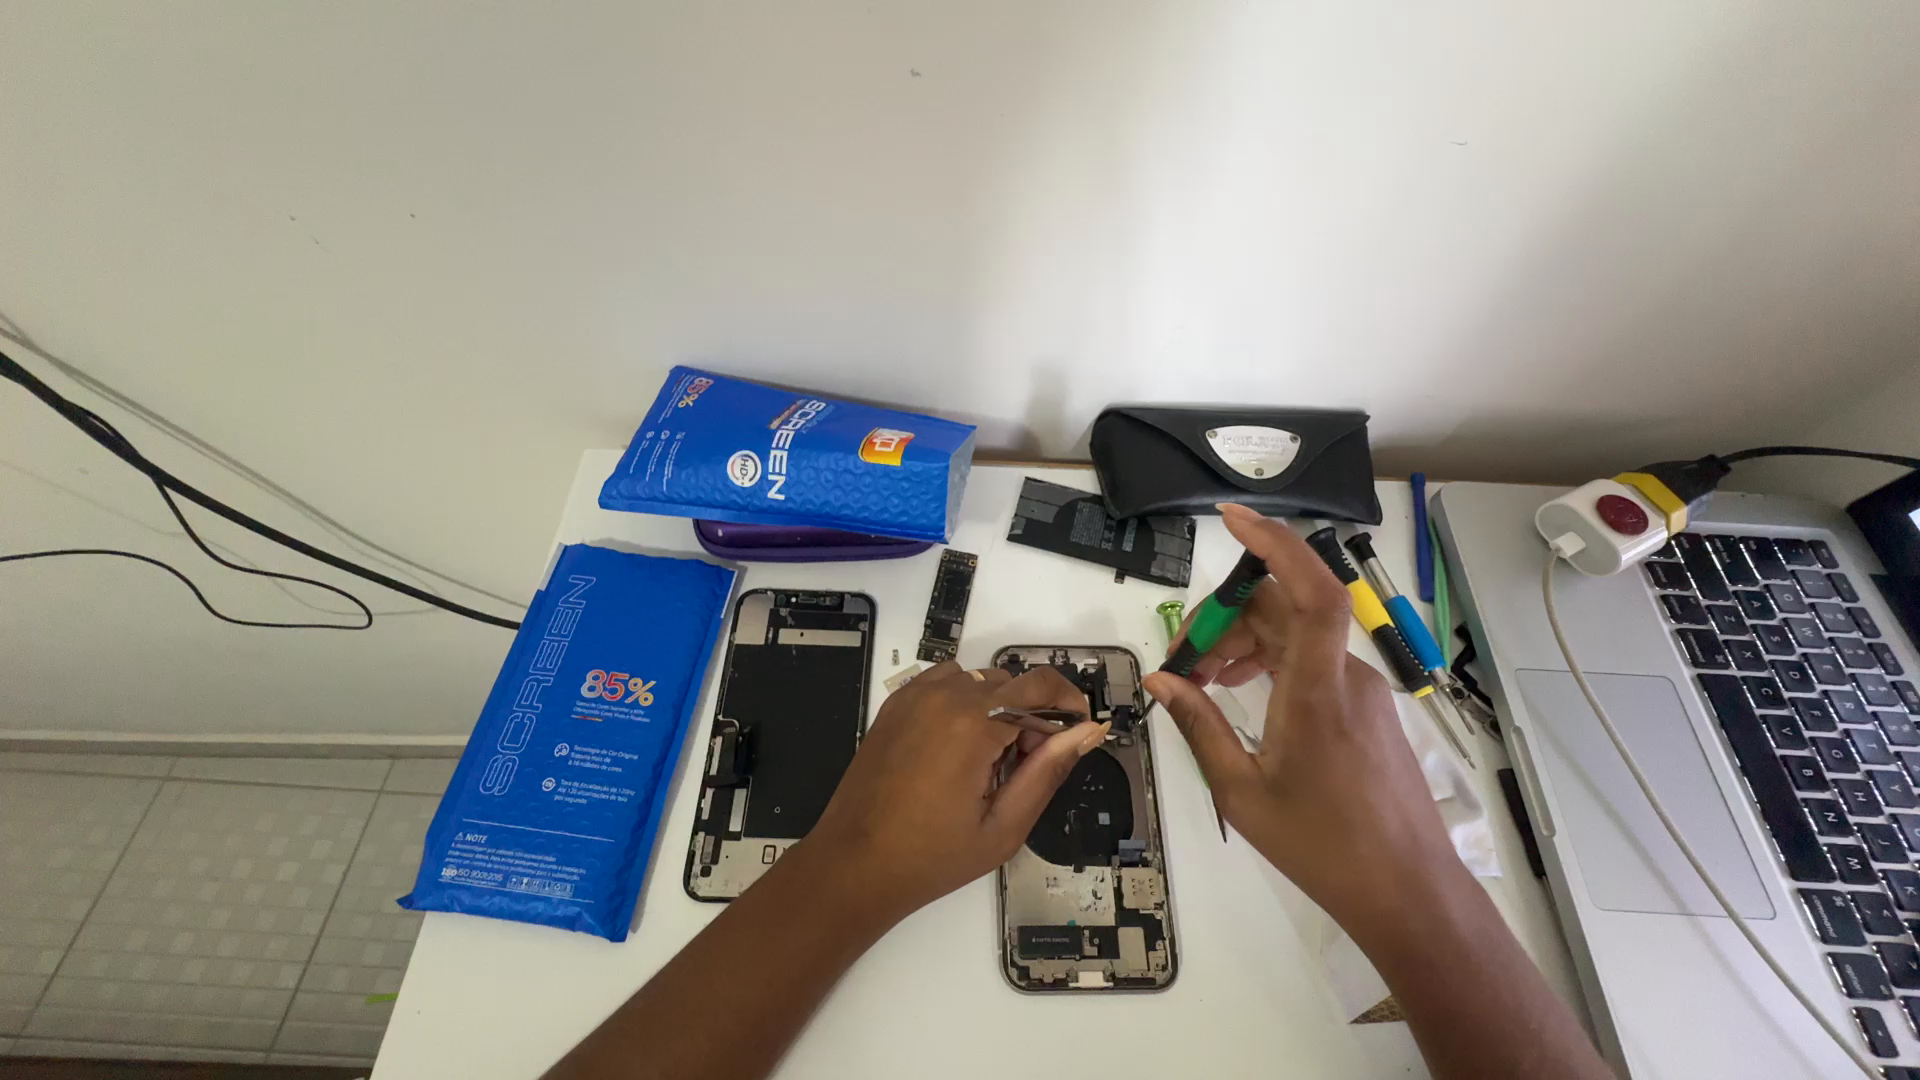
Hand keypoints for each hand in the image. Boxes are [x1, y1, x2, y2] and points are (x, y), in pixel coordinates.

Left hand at [803, 661, 1106, 920]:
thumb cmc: (930, 857)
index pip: (1040, 685)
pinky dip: (963, 701)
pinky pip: (945, 682)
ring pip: (979, 679)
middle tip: (1025, 767)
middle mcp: (943, 696)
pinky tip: (957, 746)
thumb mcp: (1004, 826)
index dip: (1069, 703)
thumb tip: (1086, 731)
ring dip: (997, 707)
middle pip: (1011, 683)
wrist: (853, 864)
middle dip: (1032, 715)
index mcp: (972, 723)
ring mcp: (914, 696)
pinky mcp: (895, 704)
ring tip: (989, 762)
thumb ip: (1048, 770)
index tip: (1076, 731)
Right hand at [1142, 503, 1457, 918]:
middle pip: (1282, 611)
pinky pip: (1311, 661)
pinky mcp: (1366, 708)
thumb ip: (1199, 726)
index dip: (1274, 544)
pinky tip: (1241, 691)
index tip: (1231, 519)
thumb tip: (1162, 681)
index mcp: (1317, 691)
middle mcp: (1346, 677)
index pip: (1309, 591)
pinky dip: (1269, 662)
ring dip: (1242, 643)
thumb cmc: (1322, 846)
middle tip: (1181, 663)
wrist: (1409, 894)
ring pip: (1294, 636)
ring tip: (1202, 681)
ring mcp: (1362, 690)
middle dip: (1222, 620)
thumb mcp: (1241, 792)